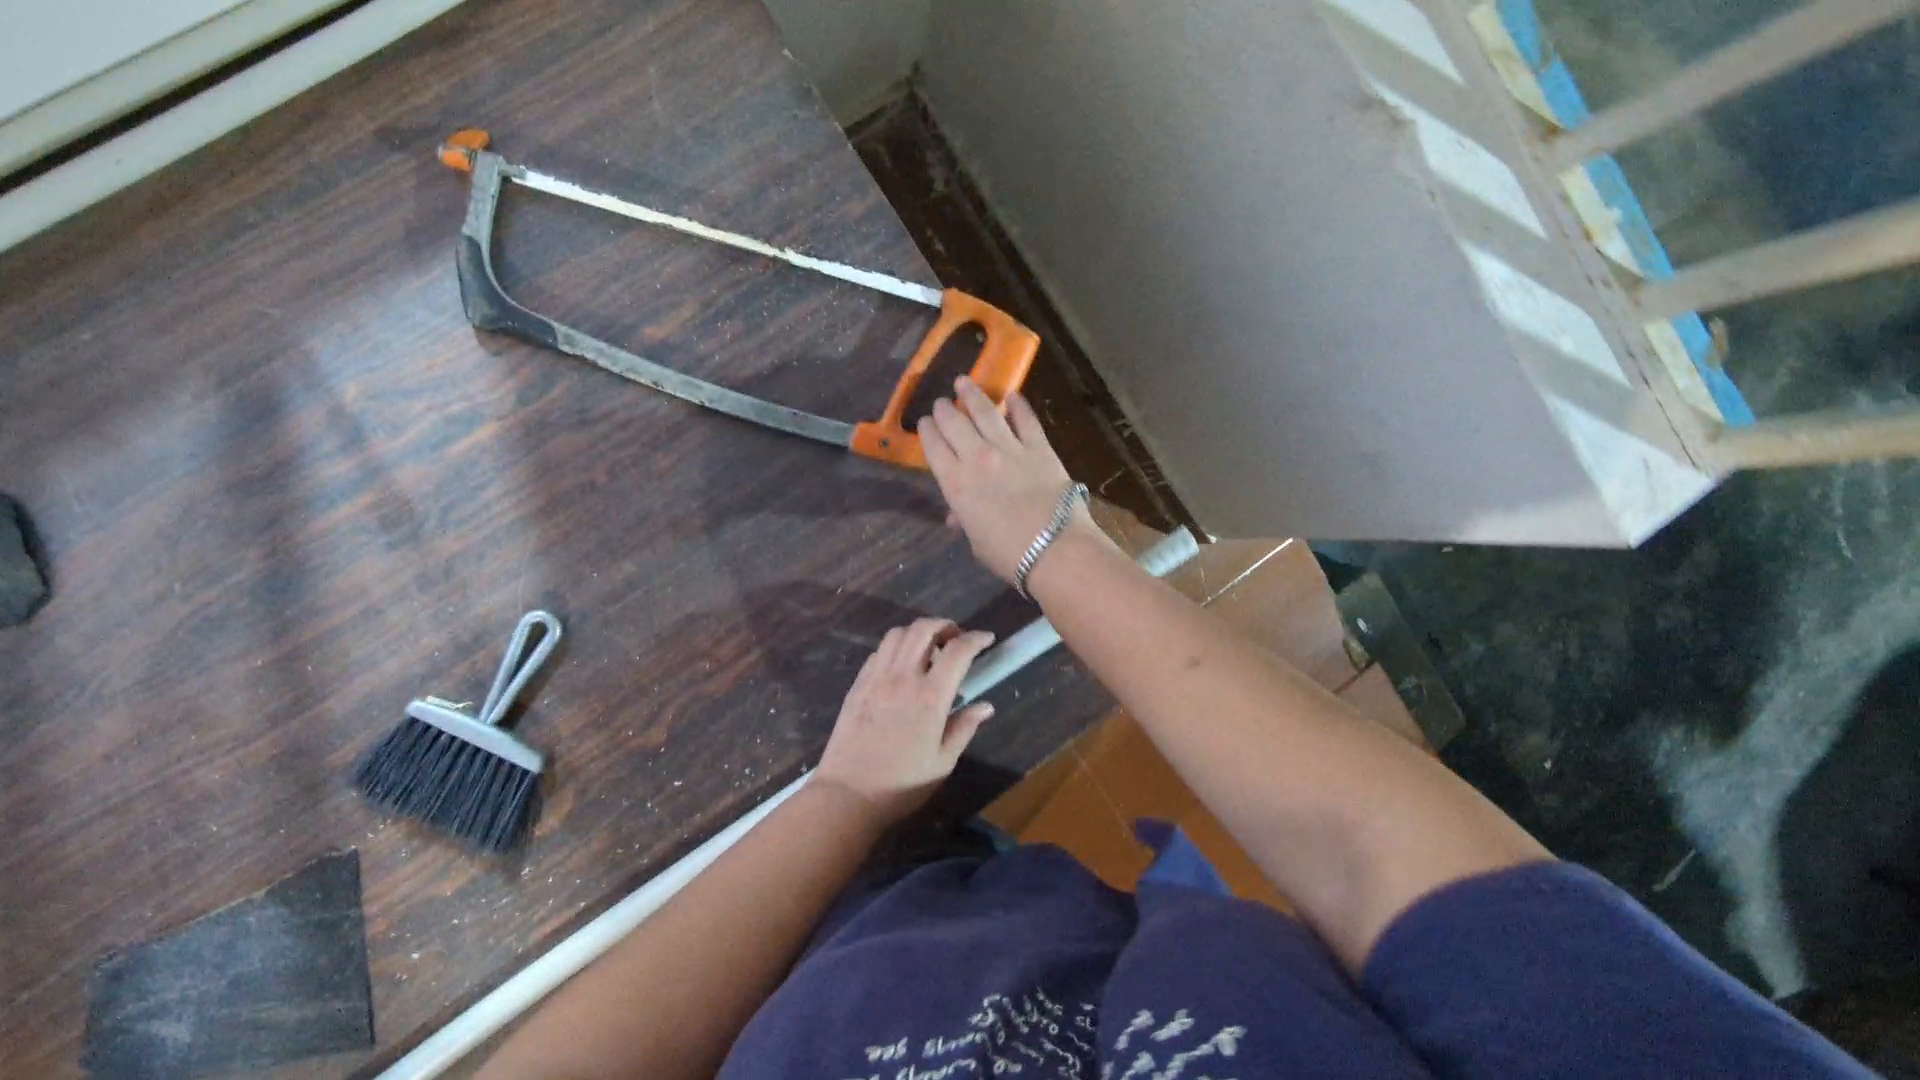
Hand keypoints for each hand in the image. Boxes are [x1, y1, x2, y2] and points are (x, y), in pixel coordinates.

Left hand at [814, 617, 996, 823]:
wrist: (848, 794)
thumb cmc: (902, 784)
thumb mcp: (943, 761)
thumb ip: (965, 728)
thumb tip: (985, 706)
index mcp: (930, 697)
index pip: (958, 651)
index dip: (976, 639)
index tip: (987, 639)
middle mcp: (902, 677)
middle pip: (923, 629)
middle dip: (945, 625)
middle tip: (956, 639)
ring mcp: (876, 678)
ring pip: (898, 634)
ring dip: (918, 633)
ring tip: (929, 650)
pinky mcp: (858, 685)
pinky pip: (879, 652)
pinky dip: (897, 648)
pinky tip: (903, 666)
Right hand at [918, 378, 1098, 584]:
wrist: (1054, 548)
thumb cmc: (1009, 554)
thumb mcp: (976, 541)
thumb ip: (965, 520)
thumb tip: (958, 516)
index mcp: (955, 484)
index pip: (933, 447)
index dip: (927, 431)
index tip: (925, 422)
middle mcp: (977, 458)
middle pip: (954, 423)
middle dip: (944, 409)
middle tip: (941, 403)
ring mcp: (1009, 448)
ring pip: (985, 411)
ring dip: (972, 394)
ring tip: (963, 382)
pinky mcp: (1039, 447)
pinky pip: (1026, 419)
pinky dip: (1018, 405)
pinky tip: (1011, 396)